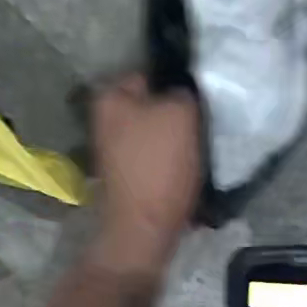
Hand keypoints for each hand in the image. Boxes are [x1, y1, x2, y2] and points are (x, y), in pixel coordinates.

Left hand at [89, 73, 201, 267]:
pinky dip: (171, 170)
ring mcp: (113, 156)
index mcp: (110, 97)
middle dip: (177, 119)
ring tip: (197, 157)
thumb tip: (182, 95)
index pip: (151, 75)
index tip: (199, 102)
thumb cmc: (160, 168)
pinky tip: (186, 178)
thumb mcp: (181, 113)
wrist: (144, 232)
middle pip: (153, 109)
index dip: (178, 85)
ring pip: (157, 139)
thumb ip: (182, 92)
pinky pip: (155, 166)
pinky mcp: (126, 182)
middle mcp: (104, 123)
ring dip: (177, 147)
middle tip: (201, 130)